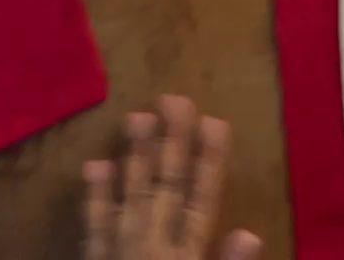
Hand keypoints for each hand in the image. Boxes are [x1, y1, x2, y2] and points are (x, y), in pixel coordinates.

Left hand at [83, 95, 260, 259]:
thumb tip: (251, 234)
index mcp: (183, 259)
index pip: (200, 202)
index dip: (208, 162)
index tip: (216, 121)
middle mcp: (150, 249)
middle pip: (164, 188)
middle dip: (171, 143)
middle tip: (174, 99)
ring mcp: (119, 254)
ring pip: (130, 197)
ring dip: (134, 157)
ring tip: (137, 116)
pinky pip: (92, 228)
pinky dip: (94, 197)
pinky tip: (95, 165)